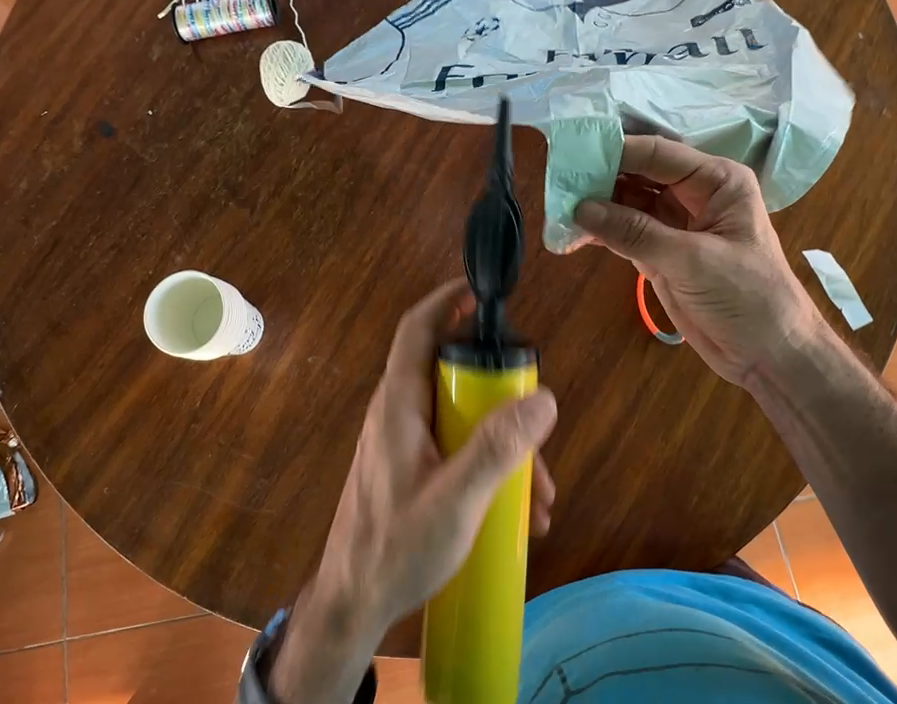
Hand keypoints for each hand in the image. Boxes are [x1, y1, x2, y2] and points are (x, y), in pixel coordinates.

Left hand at [270, 281, 557, 702]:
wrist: (354, 604)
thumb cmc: (395, 549)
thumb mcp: (455, 501)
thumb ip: (496, 449)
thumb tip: (542, 397)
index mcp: (399, 405)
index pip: (417, 331)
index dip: (446, 302)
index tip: (481, 292)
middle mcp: (399, 413)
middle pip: (454, 375)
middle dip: (502, 398)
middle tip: (537, 431)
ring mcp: (403, 442)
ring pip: (461, 417)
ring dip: (502, 445)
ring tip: (537, 496)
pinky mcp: (411, 469)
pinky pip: (455, 448)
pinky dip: (487, 466)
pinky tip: (516, 511)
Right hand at [573, 135, 827, 386]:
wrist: (770, 355)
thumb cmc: (747, 297)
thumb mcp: (692, 260)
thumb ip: (635, 232)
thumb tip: (580, 208)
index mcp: (716, 181)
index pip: (657, 154)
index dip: (615, 152)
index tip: (572, 156)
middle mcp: (695, 194)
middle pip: (638, 174)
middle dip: (599, 178)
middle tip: (556, 183)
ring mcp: (676, 224)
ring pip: (626, 203)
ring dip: (594, 207)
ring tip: (556, 211)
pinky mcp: (661, 253)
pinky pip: (623, 232)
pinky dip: (599, 233)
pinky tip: (570, 236)